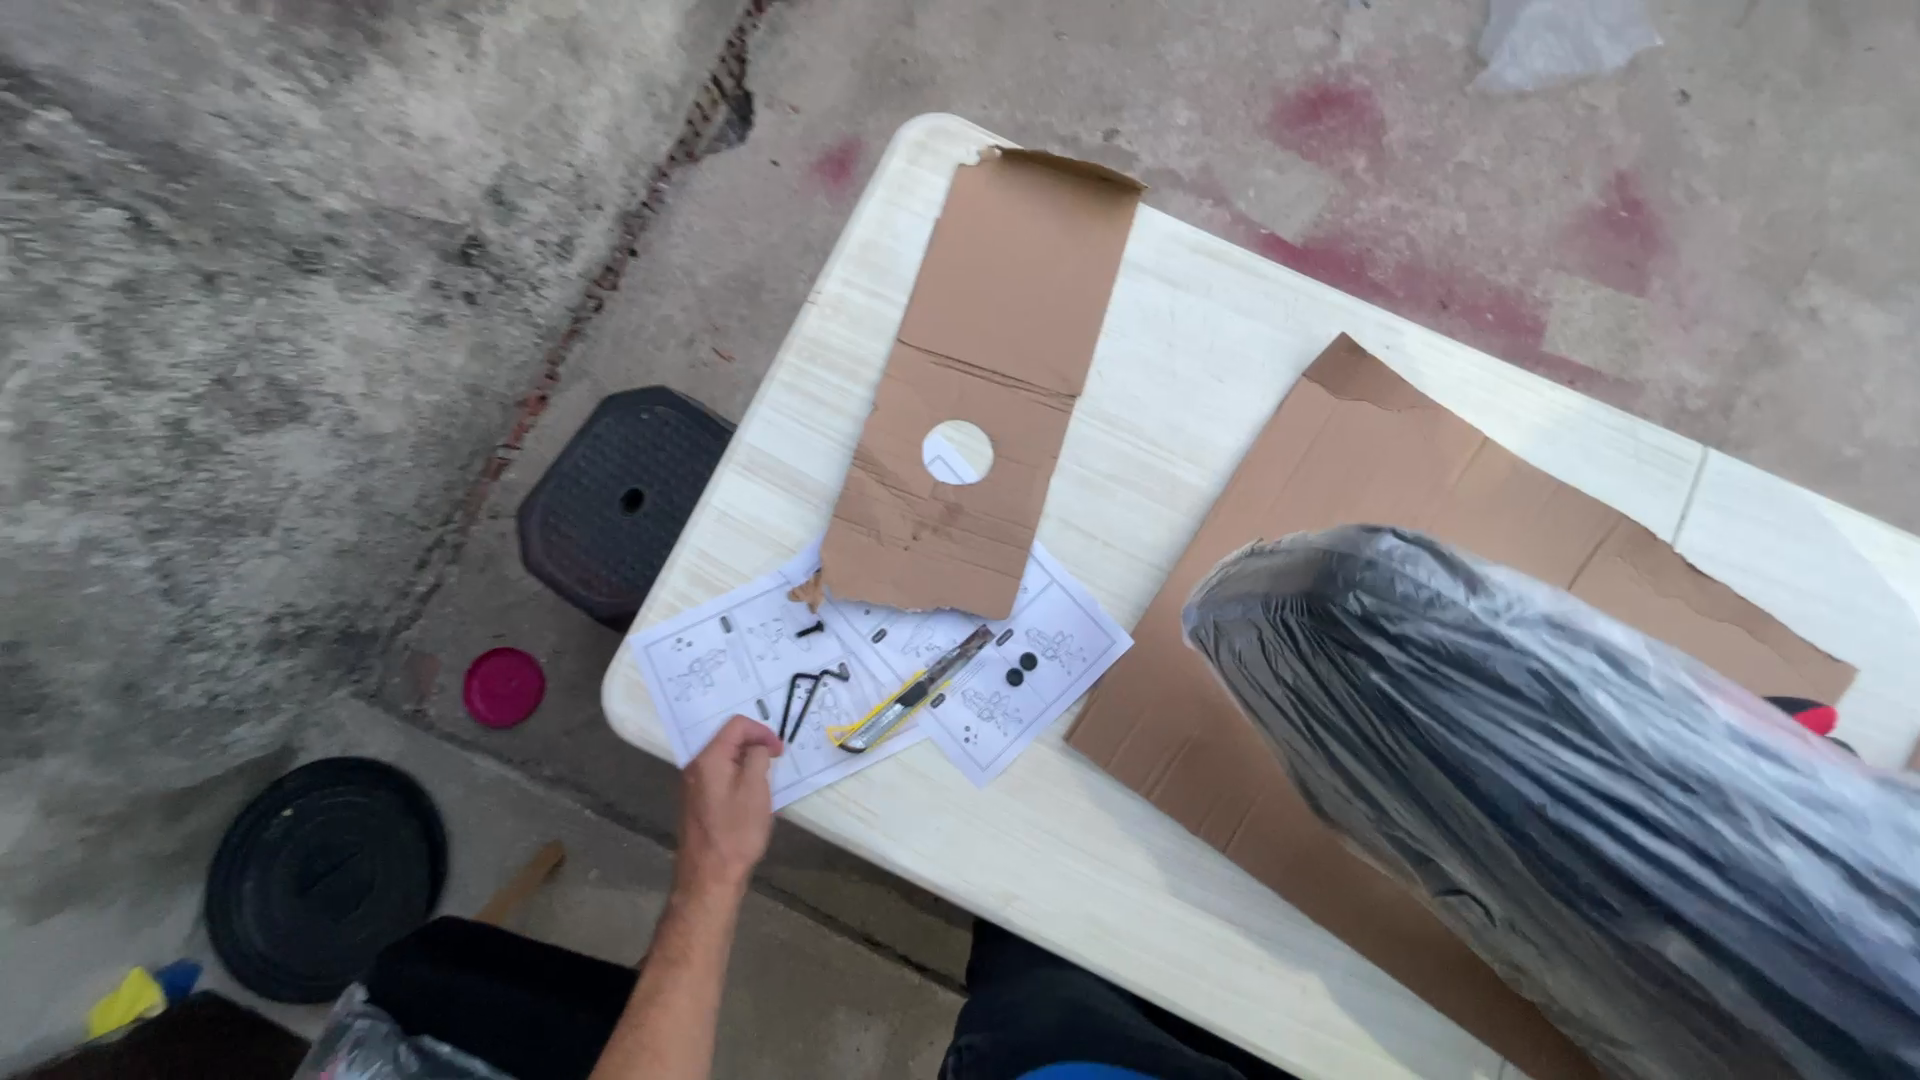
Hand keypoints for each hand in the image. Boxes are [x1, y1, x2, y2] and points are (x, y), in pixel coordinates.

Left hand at [675, 715, 782, 899]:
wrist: (709, 877)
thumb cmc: (736, 832)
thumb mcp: (755, 789)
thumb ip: (758, 757)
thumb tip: (757, 748)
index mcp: (708, 759)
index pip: (736, 725)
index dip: (762, 731)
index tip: (779, 751)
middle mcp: (694, 767)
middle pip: (727, 739)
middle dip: (754, 744)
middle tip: (775, 761)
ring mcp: (692, 785)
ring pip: (723, 758)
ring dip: (746, 761)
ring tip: (765, 777)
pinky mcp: (696, 802)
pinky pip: (718, 775)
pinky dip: (736, 775)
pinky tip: (749, 794)